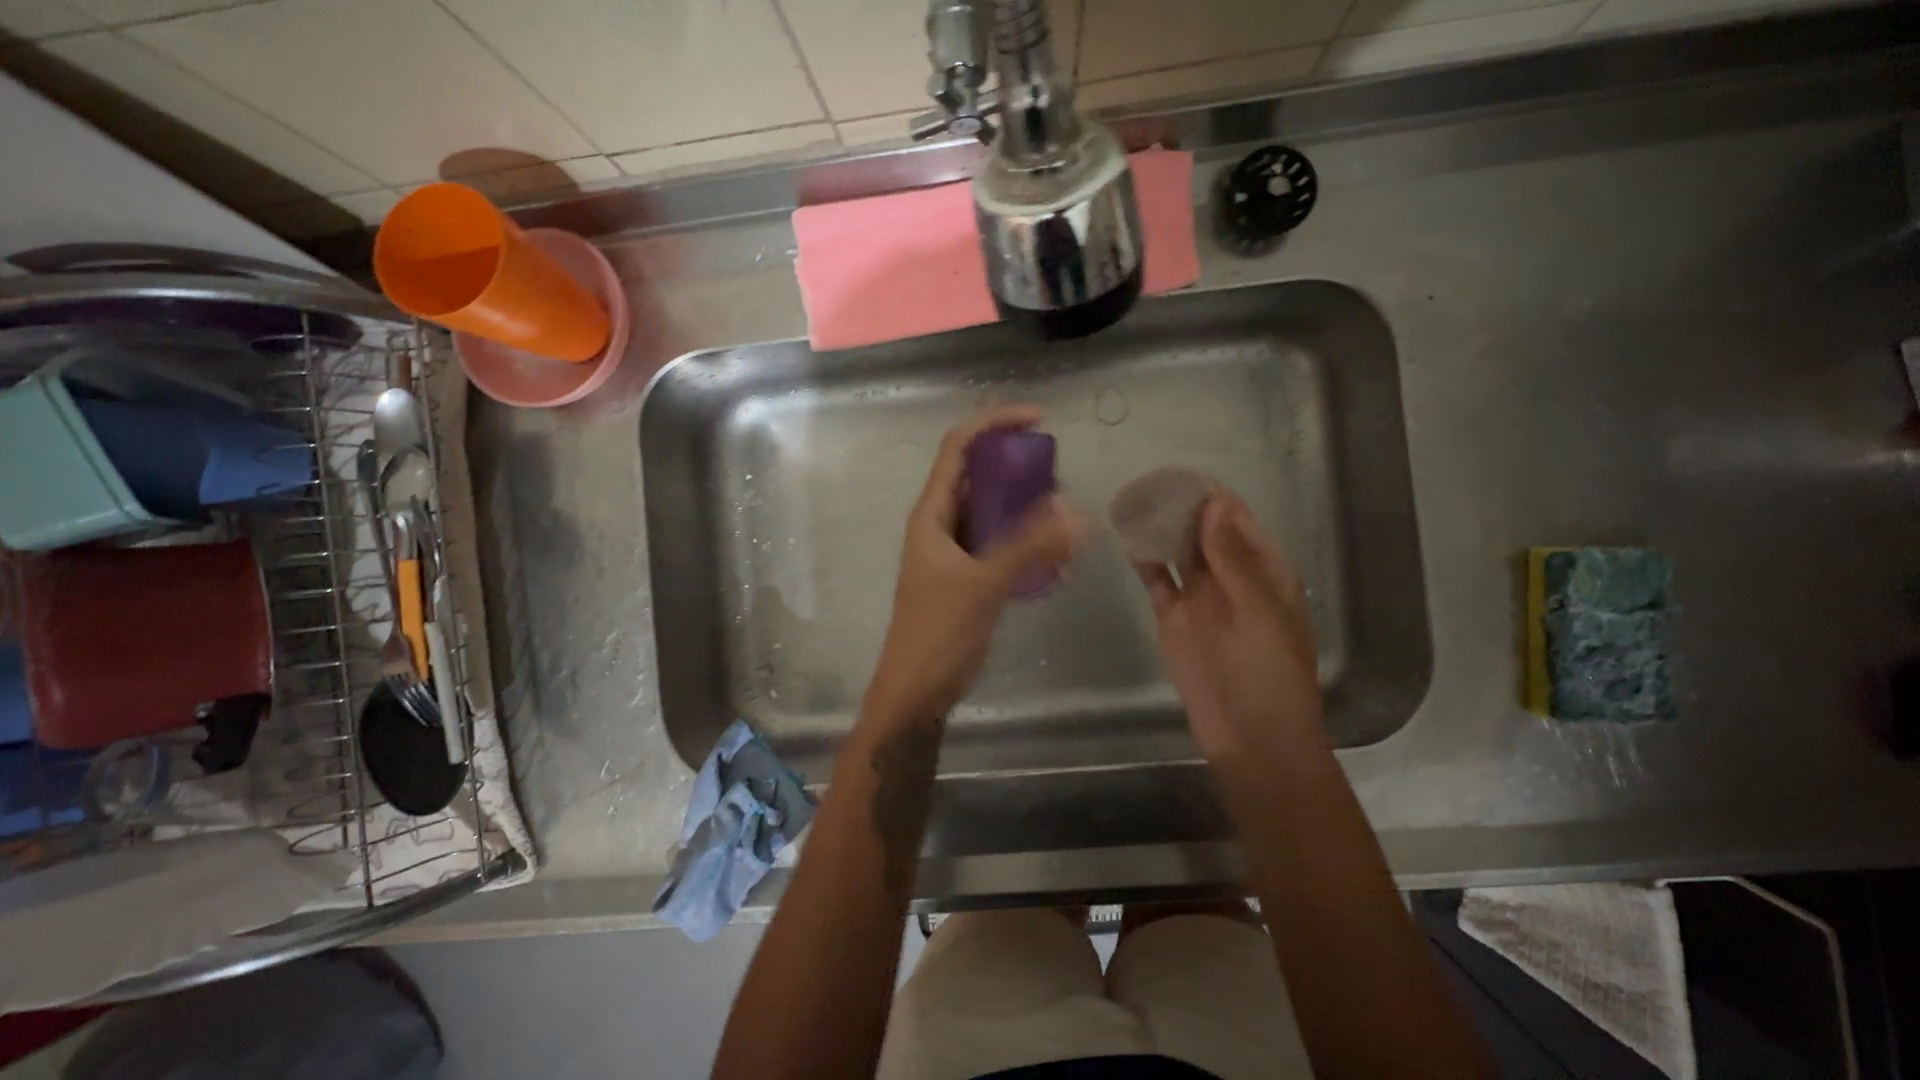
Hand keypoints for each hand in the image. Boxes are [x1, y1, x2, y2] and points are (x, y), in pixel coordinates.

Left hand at [865, 406, 1082, 723]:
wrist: (916, 690)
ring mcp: (952, 551)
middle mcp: (939, 524)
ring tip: (1062, 507)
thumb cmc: (939, 633)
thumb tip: (1077, 514)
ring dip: (1022, 502)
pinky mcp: (965, 576)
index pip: (958, 448)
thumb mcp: (985, 584)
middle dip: (1015, 464)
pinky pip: (997, 542)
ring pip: (989, 510)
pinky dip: (1023, 537)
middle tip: (1058, 470)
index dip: (995, 424)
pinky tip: (1054, 549)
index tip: (1039, 420)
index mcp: (931, 514)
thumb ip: (1030, 547)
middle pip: (976, 475)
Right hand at [1135, 491, 1321, 757]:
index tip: (1176, 475)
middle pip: (1202, 530)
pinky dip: (1143, 560)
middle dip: (1177, 506)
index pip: (1235, 519)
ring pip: (1177, 551)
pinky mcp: (1173, 619)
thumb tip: (1214, 504)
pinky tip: (1125, 538)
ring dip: (1157, 528)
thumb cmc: (1270, 676)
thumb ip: (1234, 560)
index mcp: (1264, 571)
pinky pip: (1157, 580)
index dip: (1208, 495)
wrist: (1253, 740)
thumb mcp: (1260, 613)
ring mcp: (1200, 598)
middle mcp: (1231, 577)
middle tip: (1142, 483)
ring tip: (1128, 500)